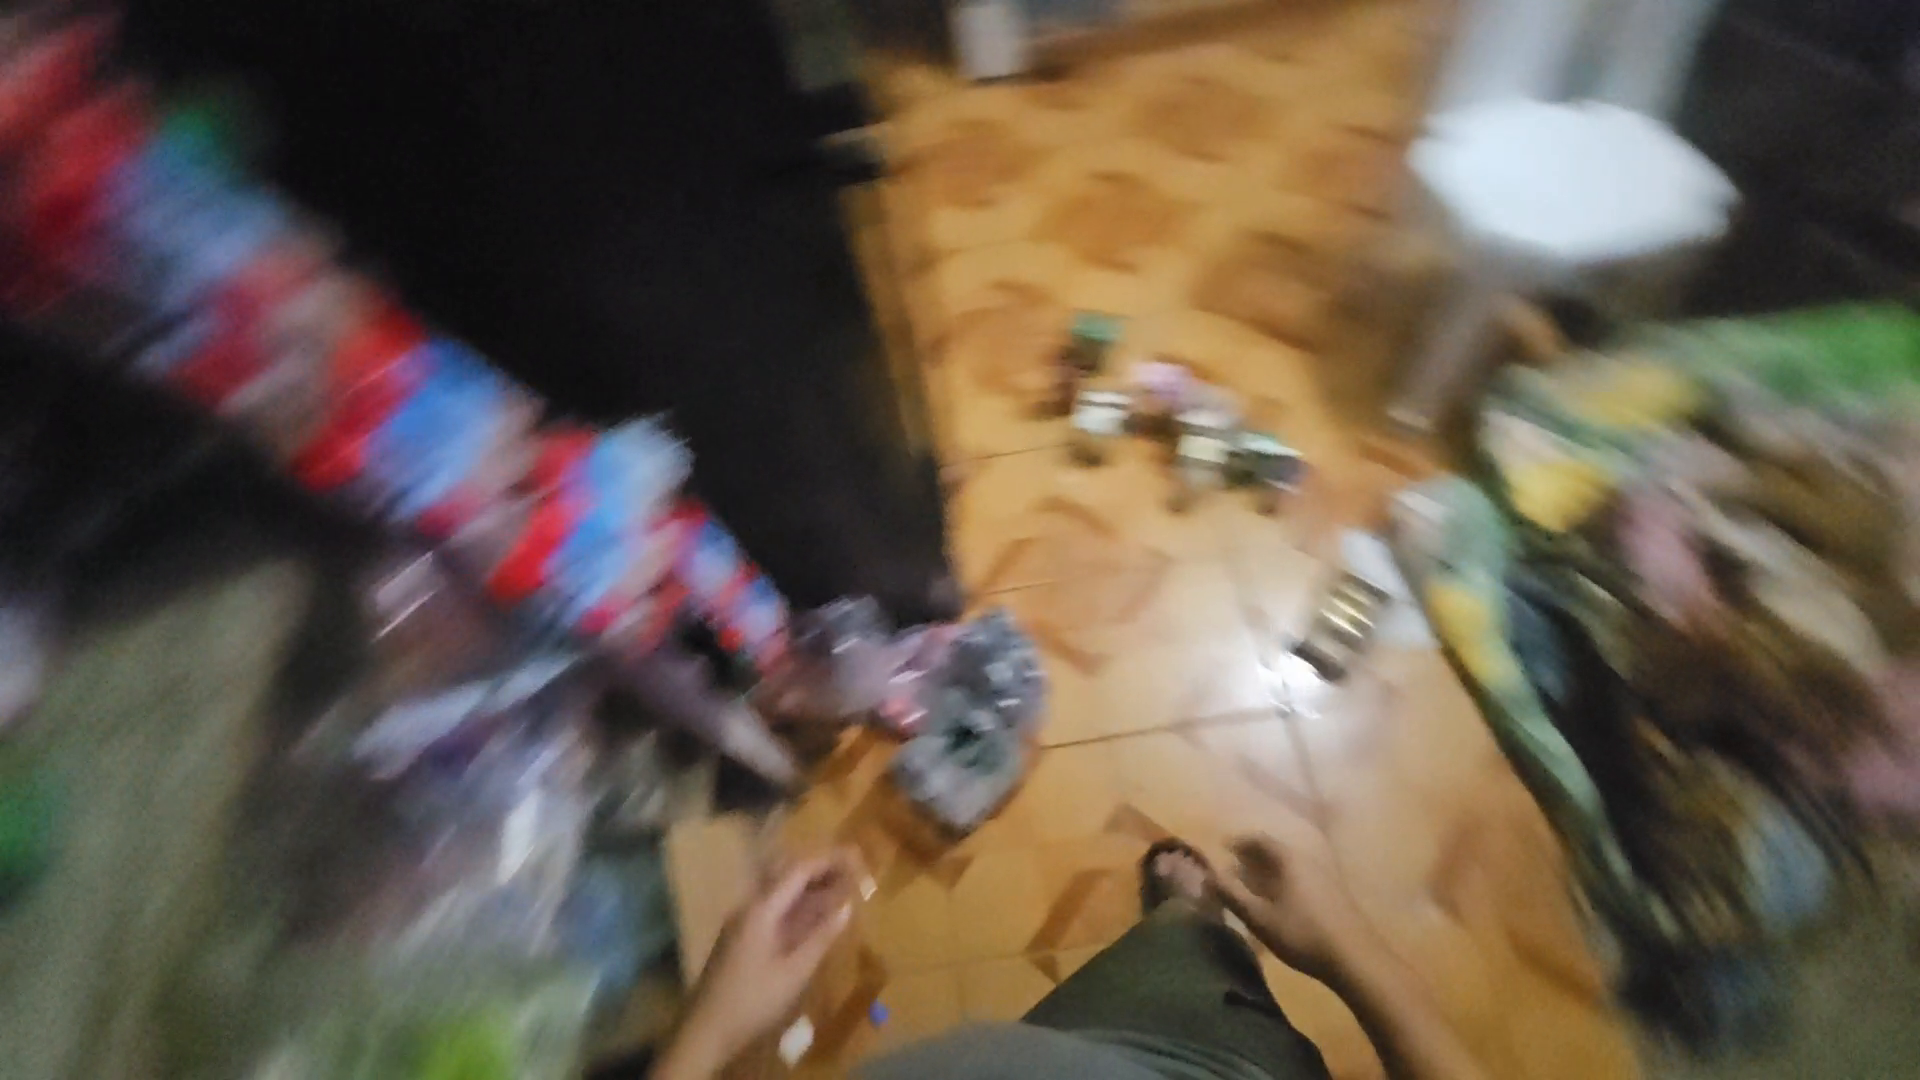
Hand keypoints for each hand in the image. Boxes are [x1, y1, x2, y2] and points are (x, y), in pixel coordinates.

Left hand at [662, 851, 858, 1076]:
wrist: (703, 1032)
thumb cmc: (752, 1001)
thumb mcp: (793, 973)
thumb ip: (821, 937)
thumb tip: (847, 906)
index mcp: (761, 909)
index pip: (797, 871)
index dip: (826, 862)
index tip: (853, 858)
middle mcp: (750, 906)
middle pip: (787, 876)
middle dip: (819, 870)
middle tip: (849, 871)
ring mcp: (743, 921)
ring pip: (781, 892)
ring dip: (809, 888)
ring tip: (839, 890)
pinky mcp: (742, 936)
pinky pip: (774, 908)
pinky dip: (797, 906)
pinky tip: (814, 917)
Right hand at [1215, 827, 1366, 982]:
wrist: (1357, 961)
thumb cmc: (1303, 934)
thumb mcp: (1260, 917)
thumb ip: (1231, 894)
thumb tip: (1207, 874)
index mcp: (1288, 858)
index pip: (1258, 838)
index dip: (1238, 841)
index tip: (1223, 848)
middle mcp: (1307, 859)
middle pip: (1275, 850)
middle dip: (1252, 856)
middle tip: (1234, 868)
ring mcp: (1324, 876)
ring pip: (1289, 865)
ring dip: (1269, 870)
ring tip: (1253, 886)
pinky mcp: (1335, 894)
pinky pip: (1301, 877)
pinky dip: (1284, 881)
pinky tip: (1279, 902)